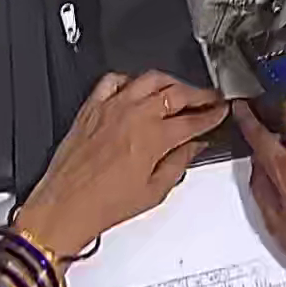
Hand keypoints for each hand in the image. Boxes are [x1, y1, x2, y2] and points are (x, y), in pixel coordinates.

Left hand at [16, 72, 226, 258]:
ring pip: (150, 79)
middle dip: (200, 94)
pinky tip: (137, 86)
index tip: (220, 111)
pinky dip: (130, 79)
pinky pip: (114, 80)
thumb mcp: (154, 191)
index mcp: (154, 137)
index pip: (193, 119)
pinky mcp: (93, 107)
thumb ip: (179, 163)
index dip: (212, 114)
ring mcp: (112, 107)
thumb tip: (194, 147)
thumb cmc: (104, 204)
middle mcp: (135, 115)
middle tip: (210, 97)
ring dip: (171, 81)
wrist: (65, 207)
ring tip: (180, 88)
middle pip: (177, 93)